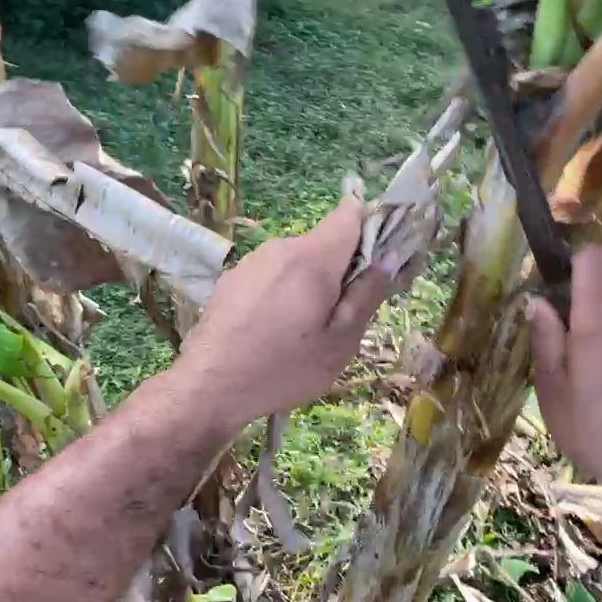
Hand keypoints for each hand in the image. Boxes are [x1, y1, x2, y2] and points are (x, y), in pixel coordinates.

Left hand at [170, 197, 394, 426]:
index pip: (350, 214)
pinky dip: (281, 295)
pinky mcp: (232, 280)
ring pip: (296, 262)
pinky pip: (271, 277)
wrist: (211, 386)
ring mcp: (252, 262)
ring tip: (302, 332)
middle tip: (340, 319)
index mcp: (313, 257)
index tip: (376, 264)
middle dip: (339, 271)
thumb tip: (390, 257)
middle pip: (323, 244)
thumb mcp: (340, 341)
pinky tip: (271, 332)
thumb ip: (367, 295)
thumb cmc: (285, 368)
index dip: (371, 229)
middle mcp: (281, 248)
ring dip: (308, 285)